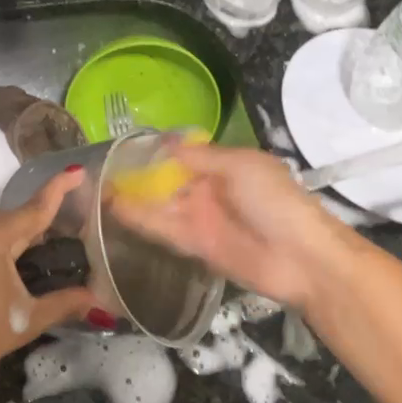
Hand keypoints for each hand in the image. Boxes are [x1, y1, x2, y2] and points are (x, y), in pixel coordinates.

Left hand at [0, 168, 100, 385]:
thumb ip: (64, 304)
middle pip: (12, 218)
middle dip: (33, 227)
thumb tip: (100, 301)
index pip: (36, 207)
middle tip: (53, 243)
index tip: (77, 169)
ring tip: (21, 261)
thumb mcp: (25, 321)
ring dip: (7, 236)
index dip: (59, 188)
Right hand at [110, 141, 359, 310]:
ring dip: (133, 197)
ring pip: (160, 205)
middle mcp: (208, 190)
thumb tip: (167, 142)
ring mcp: (201, 218)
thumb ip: (201, 156)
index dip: (156, 150)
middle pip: (166, 180)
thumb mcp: (241, 166)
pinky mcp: (196, 246)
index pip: (183, 154)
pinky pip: (164, 229)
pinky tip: (115, 209)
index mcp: (223, 166)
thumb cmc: (276, 201)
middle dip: (138, 175)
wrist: (303, 259)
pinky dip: (141, 220)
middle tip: (102, 168)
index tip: (125, 145)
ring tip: (98, 189)